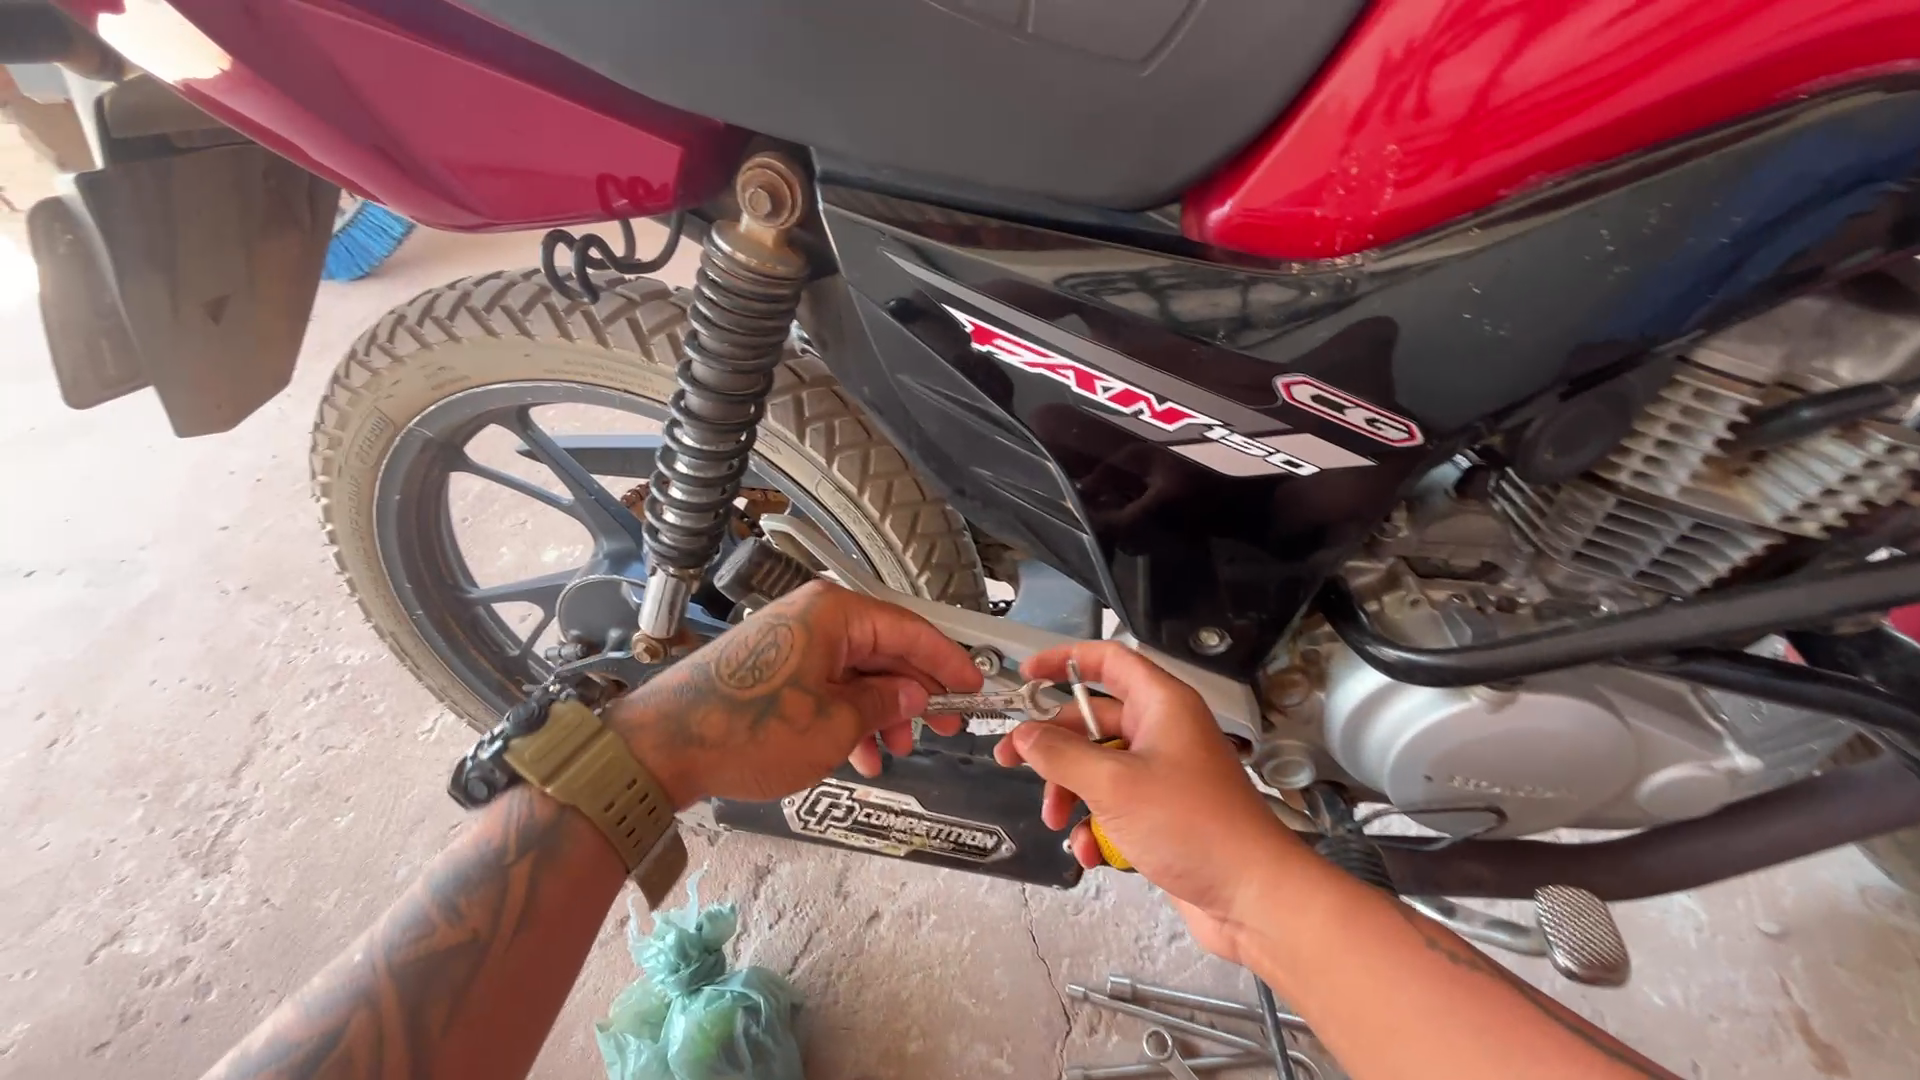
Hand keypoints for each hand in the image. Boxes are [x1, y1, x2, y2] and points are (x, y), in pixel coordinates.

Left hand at [603, 581, 981, 803]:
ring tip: (897, 750)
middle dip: (914, 692)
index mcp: (835, 613)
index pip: (911, 629)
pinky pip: (828, 684)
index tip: (974, 687)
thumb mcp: (834, 724)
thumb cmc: (748, 730)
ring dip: (883, 710)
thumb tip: (915, 693)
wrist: (661, 749)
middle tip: (944, 728)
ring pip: (858, 670)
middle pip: (885, 649)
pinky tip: (859, 754)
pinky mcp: (775, 666)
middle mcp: (816, 616)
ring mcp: (793, 640)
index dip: (948, 661)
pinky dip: (849, 716)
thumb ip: (884, 703)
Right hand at [993, 641, 1304, 961]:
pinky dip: (1095, 824)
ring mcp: (1161, 774)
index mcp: (1160, 705)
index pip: (1109, 660)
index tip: (1028, 675)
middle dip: (1053, 745)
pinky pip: (1113, 805)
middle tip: (1010, 760)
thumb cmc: (1192, 826)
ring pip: (1097, 766)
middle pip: (1091, 720)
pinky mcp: (1161, 813)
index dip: (1065, 660)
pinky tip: (1089, 851)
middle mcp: (1161, 731)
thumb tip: (1024, 736)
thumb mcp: (1114, 784)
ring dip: (1069, 791)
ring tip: (1056, 820)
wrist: (1252, 897)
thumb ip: (1061, 755)